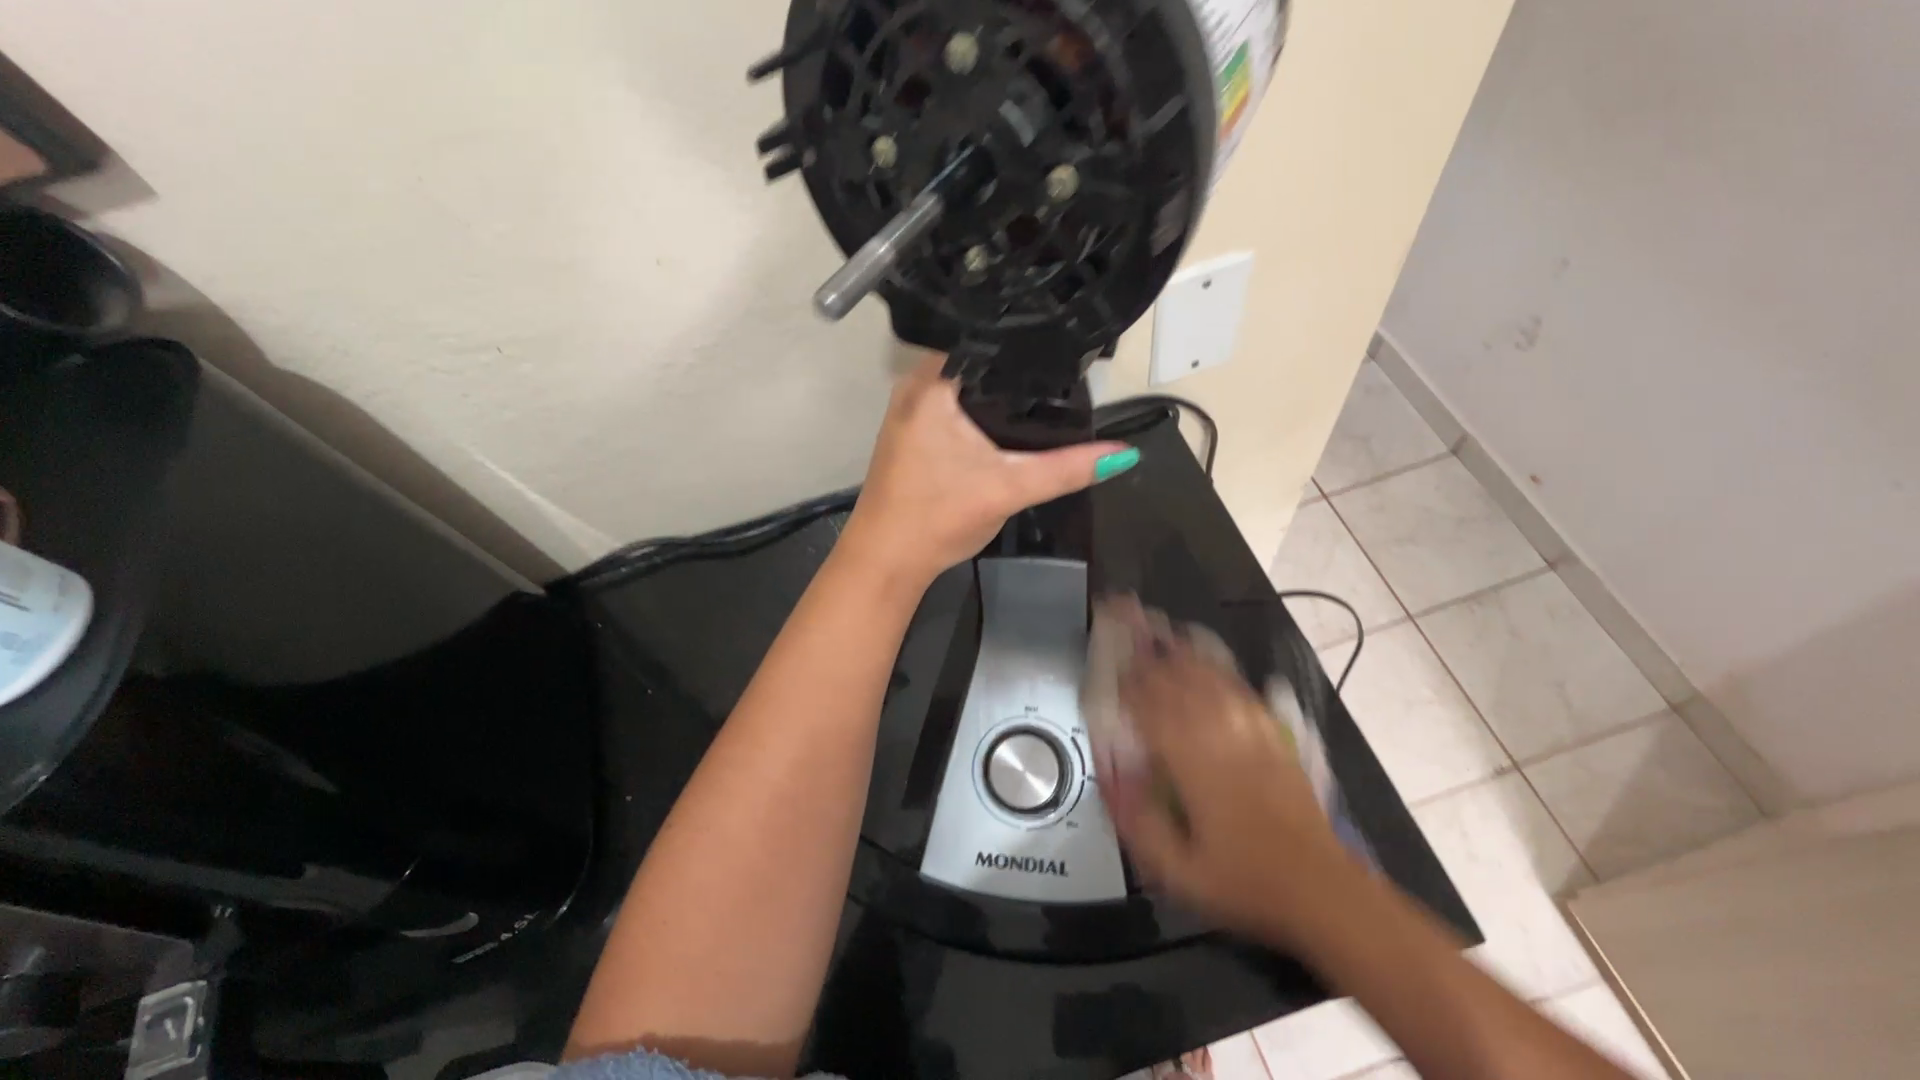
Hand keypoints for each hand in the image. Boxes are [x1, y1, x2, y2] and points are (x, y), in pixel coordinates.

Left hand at [839, 352, 1136, 588]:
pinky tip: (1008, 422)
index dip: (1028, 344)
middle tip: (1067, 372)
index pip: (989, 341)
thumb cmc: (938, 517)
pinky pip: (954, 407)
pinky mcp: (911, 435)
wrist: (886, 562)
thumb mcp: (1010, 489)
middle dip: (1019, 370)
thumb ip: (1067, 468)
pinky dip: (981, 411)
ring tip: (1046, 392)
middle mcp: (914, 386)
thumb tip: (1125, 454)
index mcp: (932, 383)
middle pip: (979, 363)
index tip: (1068, 348)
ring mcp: (909, 411)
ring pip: (966, 387)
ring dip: (999, 392)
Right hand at [1106, 639, 1357, 946]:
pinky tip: (1209, 667)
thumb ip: (1137, 821)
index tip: (1110, 671)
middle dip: (1153, 660)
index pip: (1153, 710)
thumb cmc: (1244, 882)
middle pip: (1183, 685)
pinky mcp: (1277, 740)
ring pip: (1214, 682)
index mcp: (1195, 766)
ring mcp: (1255, 736)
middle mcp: (1224, 740)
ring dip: (1184, 658)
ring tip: (1162, 639)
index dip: (1129, 686)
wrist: (1321, 890)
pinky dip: (1220, 674)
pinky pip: (1243, 694)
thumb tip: (1108, 779)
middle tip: (1129, 637)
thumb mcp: (1176, 870)